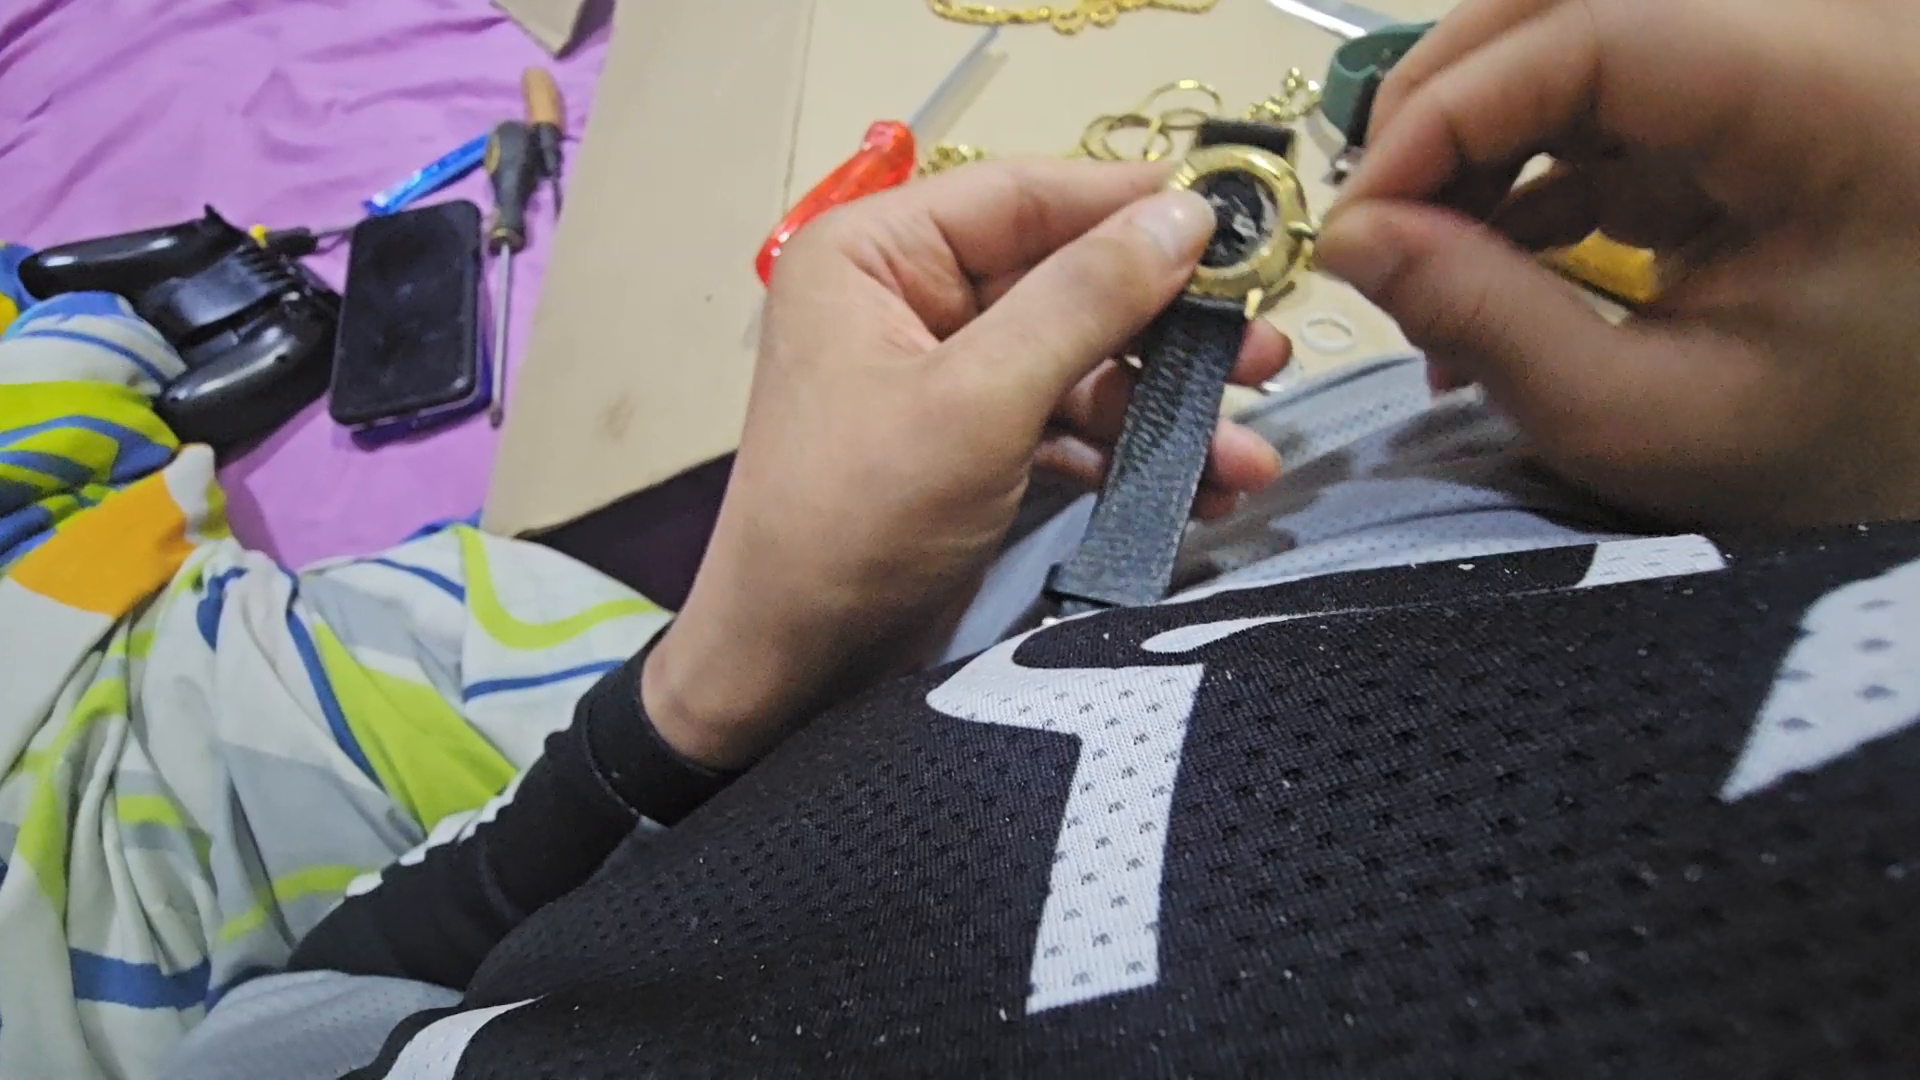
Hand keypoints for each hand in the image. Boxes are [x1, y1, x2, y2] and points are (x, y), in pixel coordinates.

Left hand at [645, 160, 1287, 767]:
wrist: (801, 661)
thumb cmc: (862, 518)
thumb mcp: (977, 401)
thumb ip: (1083, 303)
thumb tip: (1184, 217)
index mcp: (877, 257)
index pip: (1022, 198)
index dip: (1131, 207)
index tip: (1238, 223)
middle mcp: (910, 304)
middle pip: (1062, 284)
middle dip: (1163, 329)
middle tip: (1264, 350)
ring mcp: (946, 380)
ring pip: (1075, 366)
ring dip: (1161, 409)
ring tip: (1245, 452)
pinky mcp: (974, 446)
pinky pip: (1062, 428)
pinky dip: (1124, 455)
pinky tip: (1197, 488)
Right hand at [1316, 0, 1919, 526]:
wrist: (1909, 447)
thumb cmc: (1794, 452)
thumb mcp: (1619, 413)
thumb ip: (1481, 319)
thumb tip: (1348, 242)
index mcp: (1842, 106)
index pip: (1603, 31)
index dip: (1444, 113)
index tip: (1351, 225)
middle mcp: (1835, 39)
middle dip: (1438, 104)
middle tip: (1374, 218)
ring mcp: (1783, 63)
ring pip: (1567, 39)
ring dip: (1460, 146)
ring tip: (1424, 260)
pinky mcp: (1738, 104)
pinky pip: (1585, 100)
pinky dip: (1501, 178)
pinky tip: (1479, 265)